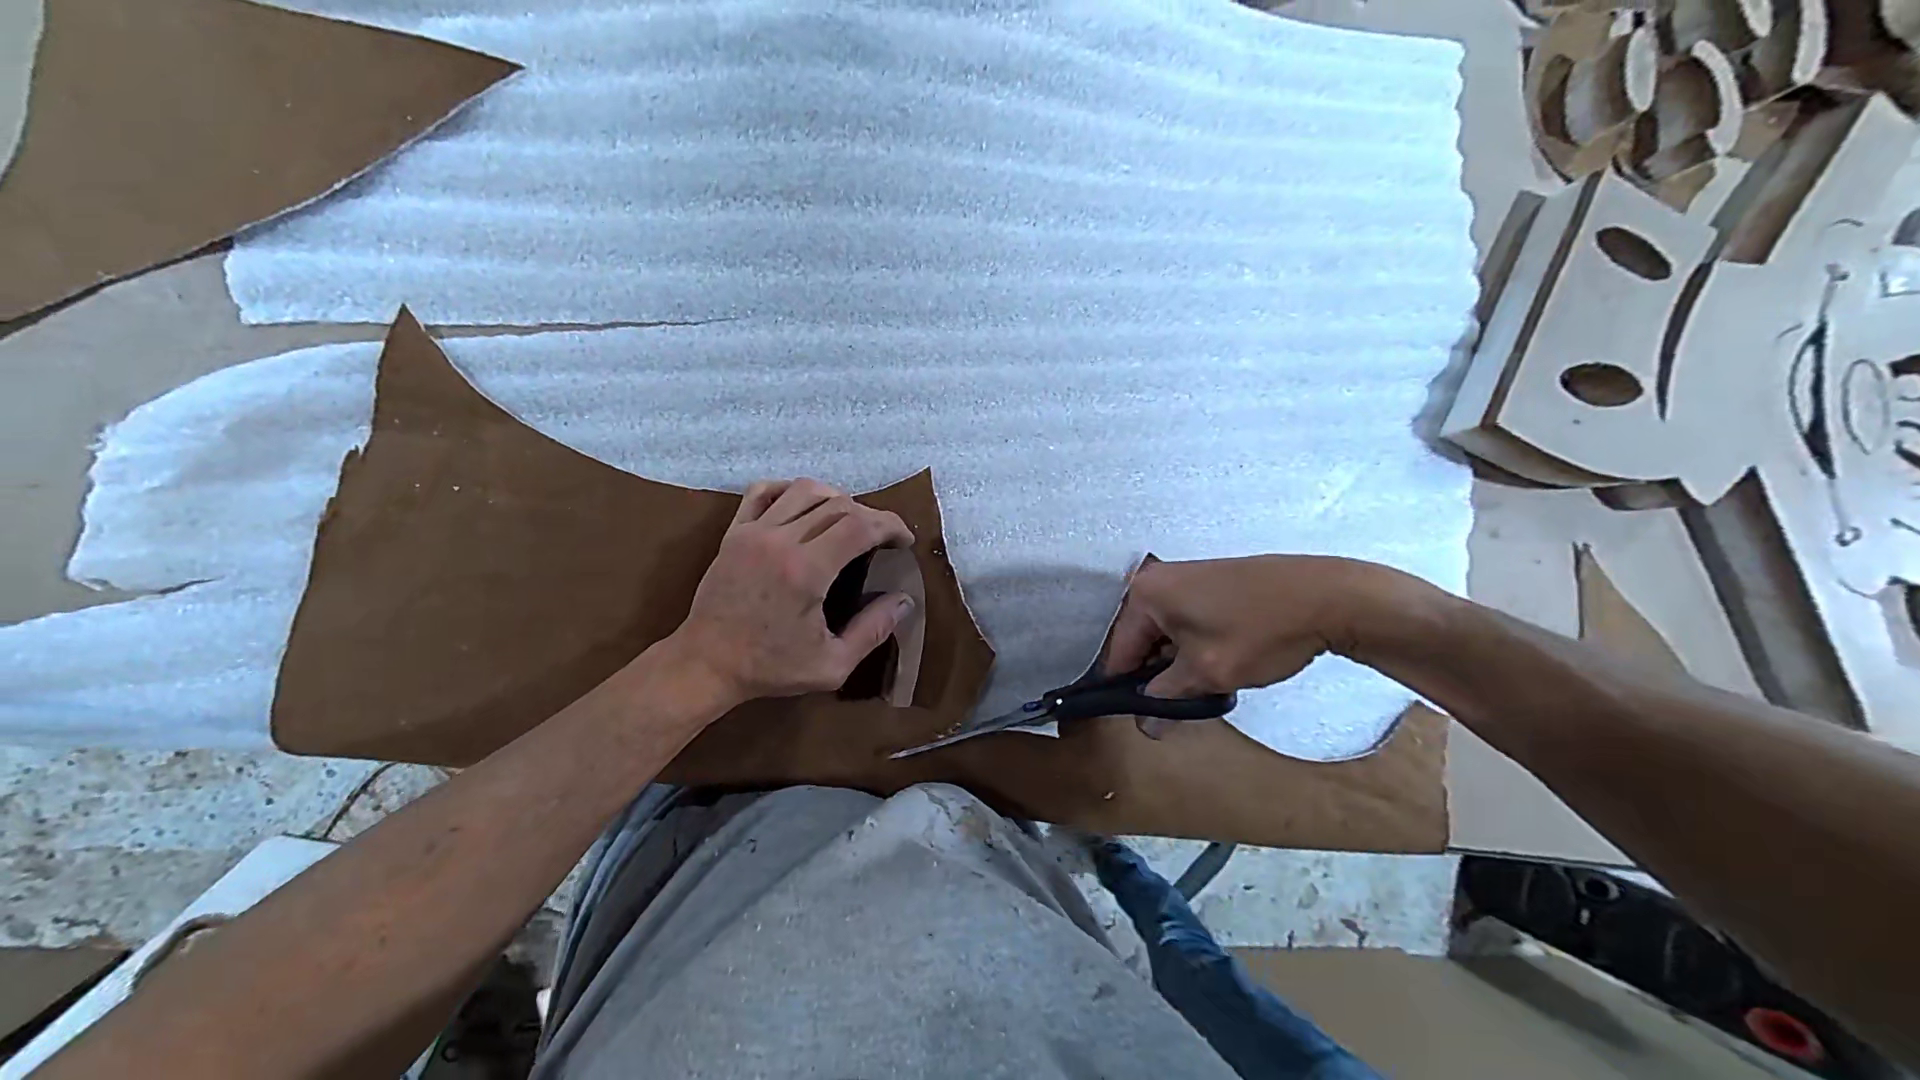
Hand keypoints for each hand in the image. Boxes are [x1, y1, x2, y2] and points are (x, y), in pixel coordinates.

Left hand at [662, 478, 915, 708]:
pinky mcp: (734, 533)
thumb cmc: (769, 668)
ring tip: (849, 521)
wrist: (705, 664)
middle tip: (883, 538)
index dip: (891, 526)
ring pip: (805, 490)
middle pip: (839, 505)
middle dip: (871, 516)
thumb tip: (905, 601)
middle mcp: (780, 541)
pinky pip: (764, 491)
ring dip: (837, 499)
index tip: (904, 540)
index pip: (861, 526)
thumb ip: (873, 630)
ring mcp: (753, 532)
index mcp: (806, 572)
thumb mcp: (832, 664)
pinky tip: (805, 507)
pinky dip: (791, 490)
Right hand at [1102, 555, 1415, 734]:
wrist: (1329, 596)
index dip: (1124, 689)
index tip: (1138, 718)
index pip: (1118, 650)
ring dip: (1176, 663)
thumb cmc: (1260, 631)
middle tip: (1178, 708)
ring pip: (1164, 633)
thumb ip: (1167, 698)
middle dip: (1154, 676)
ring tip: (1204, 687)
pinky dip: (1193, 646)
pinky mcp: (1210, 583)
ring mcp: (1184, 578)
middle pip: (1140, 640)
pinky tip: (1217, 663)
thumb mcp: (1208, 672)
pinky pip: (1185, 621)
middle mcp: (1156, 580)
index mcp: (1144, 594)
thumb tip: (1144, 726)